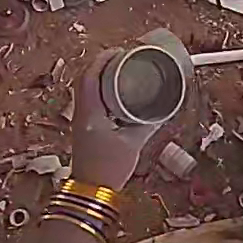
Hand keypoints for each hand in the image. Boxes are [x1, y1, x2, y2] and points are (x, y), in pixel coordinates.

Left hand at [70, 51, 159, 188]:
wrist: (90, 191)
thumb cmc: (109, 168)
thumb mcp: (133, 143)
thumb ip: (147, 124)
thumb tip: (162, 108)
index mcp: (90, 113)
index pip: (89, 77)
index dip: (102, 60)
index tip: (118, 51)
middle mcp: (81, 113)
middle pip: (83, 79)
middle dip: (99, 64)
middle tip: (118, 56)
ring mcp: (80, 120)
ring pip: (84, 89)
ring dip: (97, 75)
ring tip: (116, 69)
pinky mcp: (83, 128)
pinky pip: (87, 100)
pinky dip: (97, 89)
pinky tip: (111, 91)